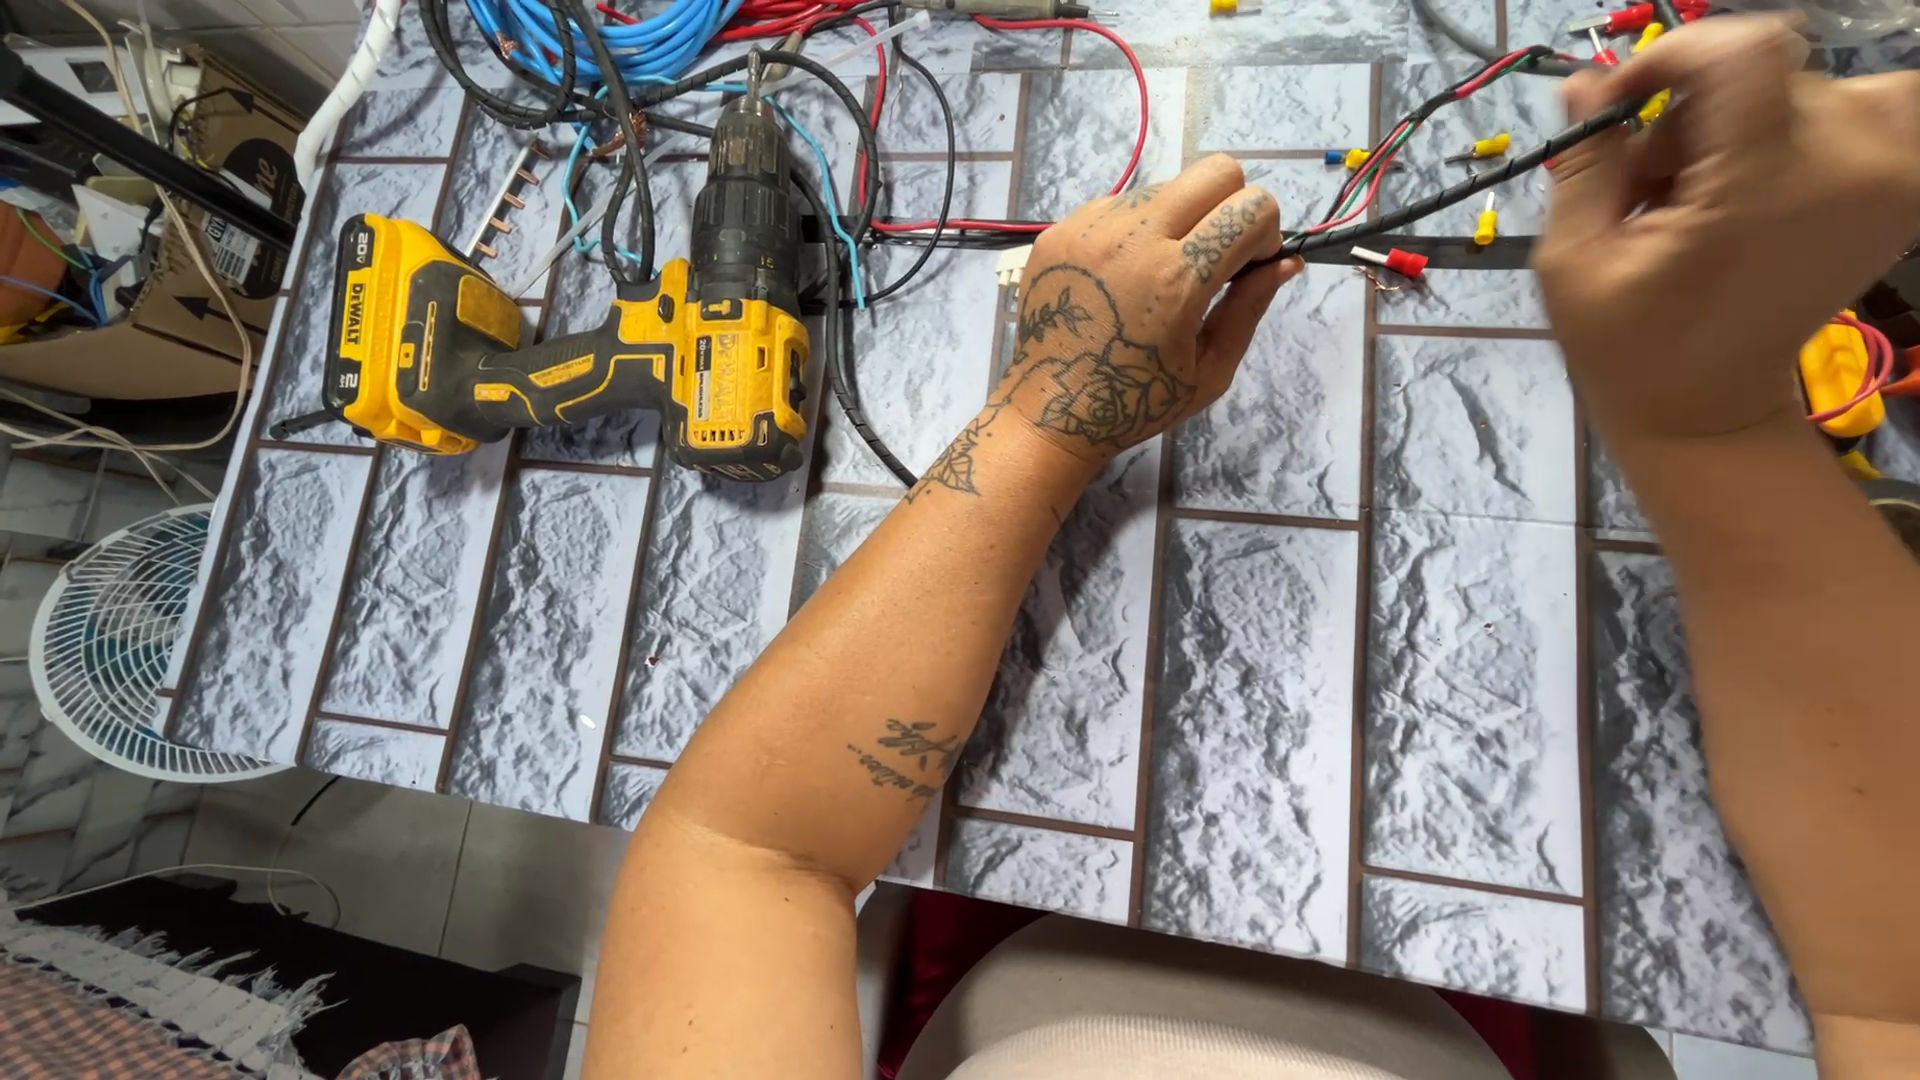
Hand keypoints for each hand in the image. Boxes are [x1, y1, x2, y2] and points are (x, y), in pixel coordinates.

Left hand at [995, 155, 1300, 465]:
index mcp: (1177, 279)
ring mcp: (1089, 228)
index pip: (1253, 205)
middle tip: (1213, 256)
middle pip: (1216, 170)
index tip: (1247, 266)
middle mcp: (1133, 238)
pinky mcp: (1058, 232)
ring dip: (1179, 219)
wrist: (1050, 411)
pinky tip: (1119, 278)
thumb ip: (1250, 308)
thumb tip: (1286, 261)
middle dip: (1231, 206)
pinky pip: (1116, 205)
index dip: (1264, 233)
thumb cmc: (1135, 403)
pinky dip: (1133, 230)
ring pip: (1164, 186)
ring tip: (1157, 275)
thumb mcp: (1209, 371)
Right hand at [1536, 15, 1919, 439]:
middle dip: (1689, 119)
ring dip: (1736, 127)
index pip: (1745, 53)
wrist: (1706, 403)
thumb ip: (1587, 165)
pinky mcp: (1912, 179)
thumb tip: (1583, 84)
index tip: (1619, 101)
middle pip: (1765, 77)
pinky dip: (1787, 135)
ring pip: (1809, 89)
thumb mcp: (1573, 260)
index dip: (1673, 56)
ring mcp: (1901, 171)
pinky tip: (1745, 192)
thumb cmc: (1623, 343)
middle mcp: (1858, 163)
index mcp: (1764, 190)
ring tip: (1693, 198)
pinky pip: (1855, 110)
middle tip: (1642, 191)